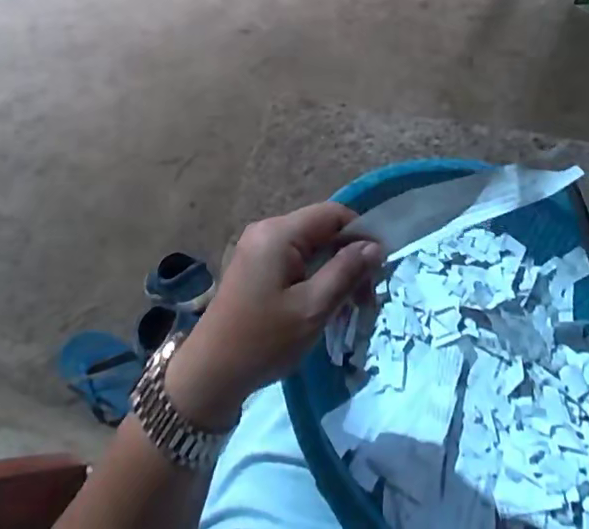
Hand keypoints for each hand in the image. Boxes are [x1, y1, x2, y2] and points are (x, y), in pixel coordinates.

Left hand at [165, 202, 383, 428]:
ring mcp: (258, 248)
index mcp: (279, 232)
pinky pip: (295, 261)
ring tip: (349, 308)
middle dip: (349, 259)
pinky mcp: (255, 267)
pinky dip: (315, 278)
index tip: (379, 270)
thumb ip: (346, 271)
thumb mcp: (312, 308)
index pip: (333, 214)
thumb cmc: (263, 340)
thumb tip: (374, 246)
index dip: (361, 235)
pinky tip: (325, 306)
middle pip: (322, 230)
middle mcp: (267, 230)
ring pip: (311, 248)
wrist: (209, 375)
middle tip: (366, 299)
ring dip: (334, 272)